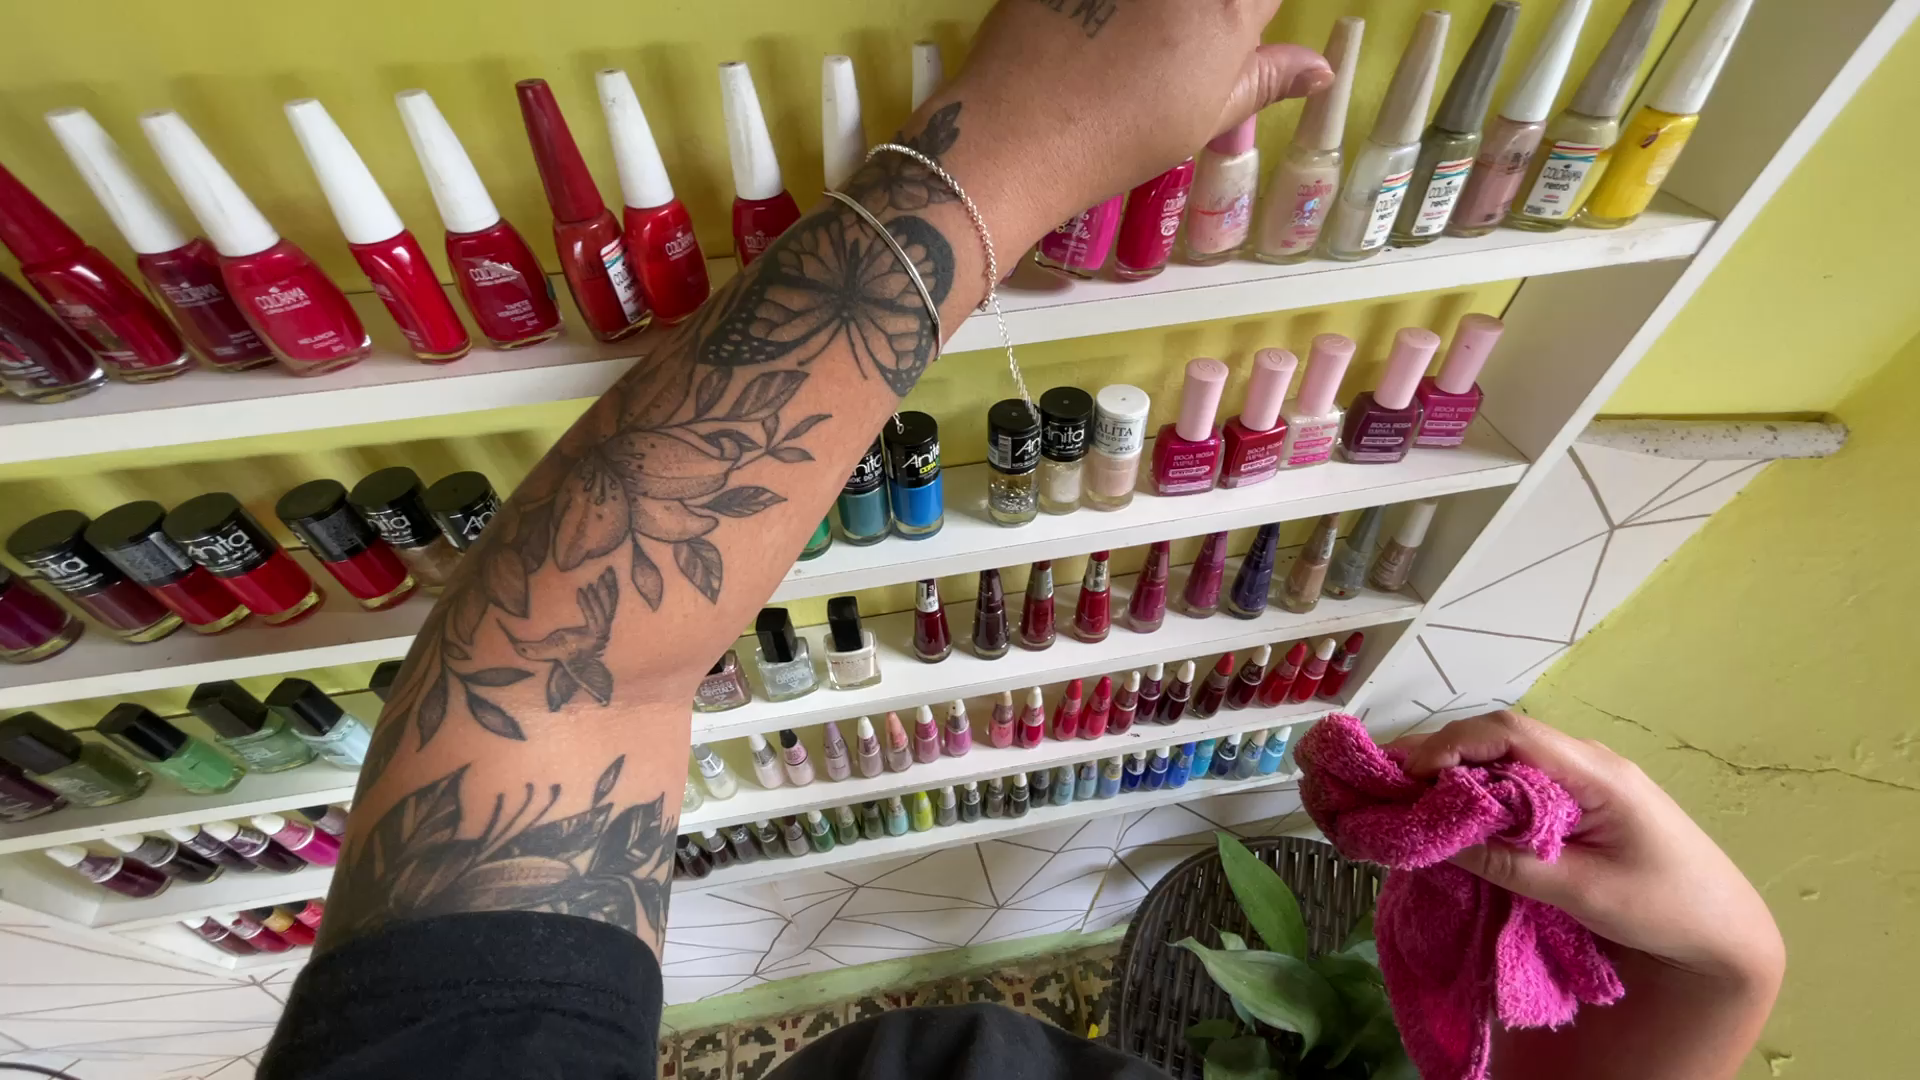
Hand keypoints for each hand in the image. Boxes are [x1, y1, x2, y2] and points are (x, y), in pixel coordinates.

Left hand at [930, 0, 1331, 248]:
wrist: (1018, 135)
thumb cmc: (1117, 140)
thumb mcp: (1200, 121)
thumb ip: (1262, 80)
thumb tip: (1320, 71)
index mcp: (1234, 2)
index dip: (1252, 16)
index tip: (1234, 38)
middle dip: (1209, 17)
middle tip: (1179, 47)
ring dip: (1157, 20)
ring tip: (1132, 50)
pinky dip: (1109, 10)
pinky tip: (1098, 29)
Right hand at [1393, 711, 1783, 988]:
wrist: (1728, 936)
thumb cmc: (1666, 911)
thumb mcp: (1581, 892)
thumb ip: (1505, 861)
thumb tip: (1430, 834)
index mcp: (1596, 773)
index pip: (1508, 732)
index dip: (1451, 743)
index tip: (1409, 772)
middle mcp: (1583, 759)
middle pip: (1495, 734)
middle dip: (1438, 750)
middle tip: (1390, 778)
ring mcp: (1578, 771)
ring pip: (1499, 749)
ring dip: (1451, 764)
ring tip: (1406, 786)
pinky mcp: (1570, 791)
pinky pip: (1511, 770)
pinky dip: (1472, 778)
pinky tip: (1447, 797)